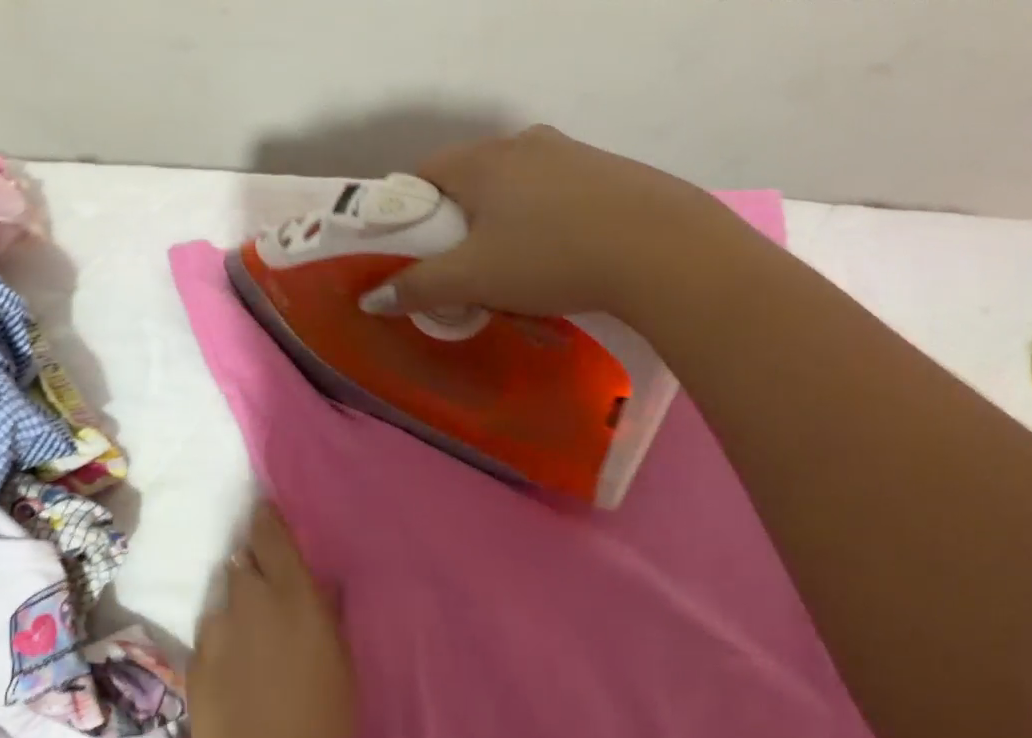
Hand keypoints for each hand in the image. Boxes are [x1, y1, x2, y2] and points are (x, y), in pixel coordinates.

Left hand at [184, 503, 353, 737]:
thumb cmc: (318, 728)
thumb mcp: (342, 672)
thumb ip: (330, 619)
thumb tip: (323, 584)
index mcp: (295, 597)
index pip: (272, 536)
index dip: (268, 520)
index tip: (269, 512)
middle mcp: (251, 600)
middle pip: (244, 557)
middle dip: (255, 558)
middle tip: (271, 575)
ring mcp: (217, 626)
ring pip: (227, 592)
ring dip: (241, 595)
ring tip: (256, 623)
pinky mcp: (195, 652)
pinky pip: (214, 625)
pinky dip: (226, 629)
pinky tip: (238, 658)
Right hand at [362, 125, 740, 318]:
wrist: (662, 250)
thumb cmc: (550, 258)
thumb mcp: (472, 279)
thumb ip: (417, 288)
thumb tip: (370, 299)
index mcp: (482, 161)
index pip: (422, 175)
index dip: (407, 215)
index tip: (411, 256)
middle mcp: (523, 145)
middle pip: (468, 187)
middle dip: (457, 233)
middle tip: (462, 278)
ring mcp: (570, 155)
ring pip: (513, 197)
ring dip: (501, 236)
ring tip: (513, 283)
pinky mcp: (605, 175)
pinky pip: (553, 203)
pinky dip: (541, 233)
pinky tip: (558, 269)